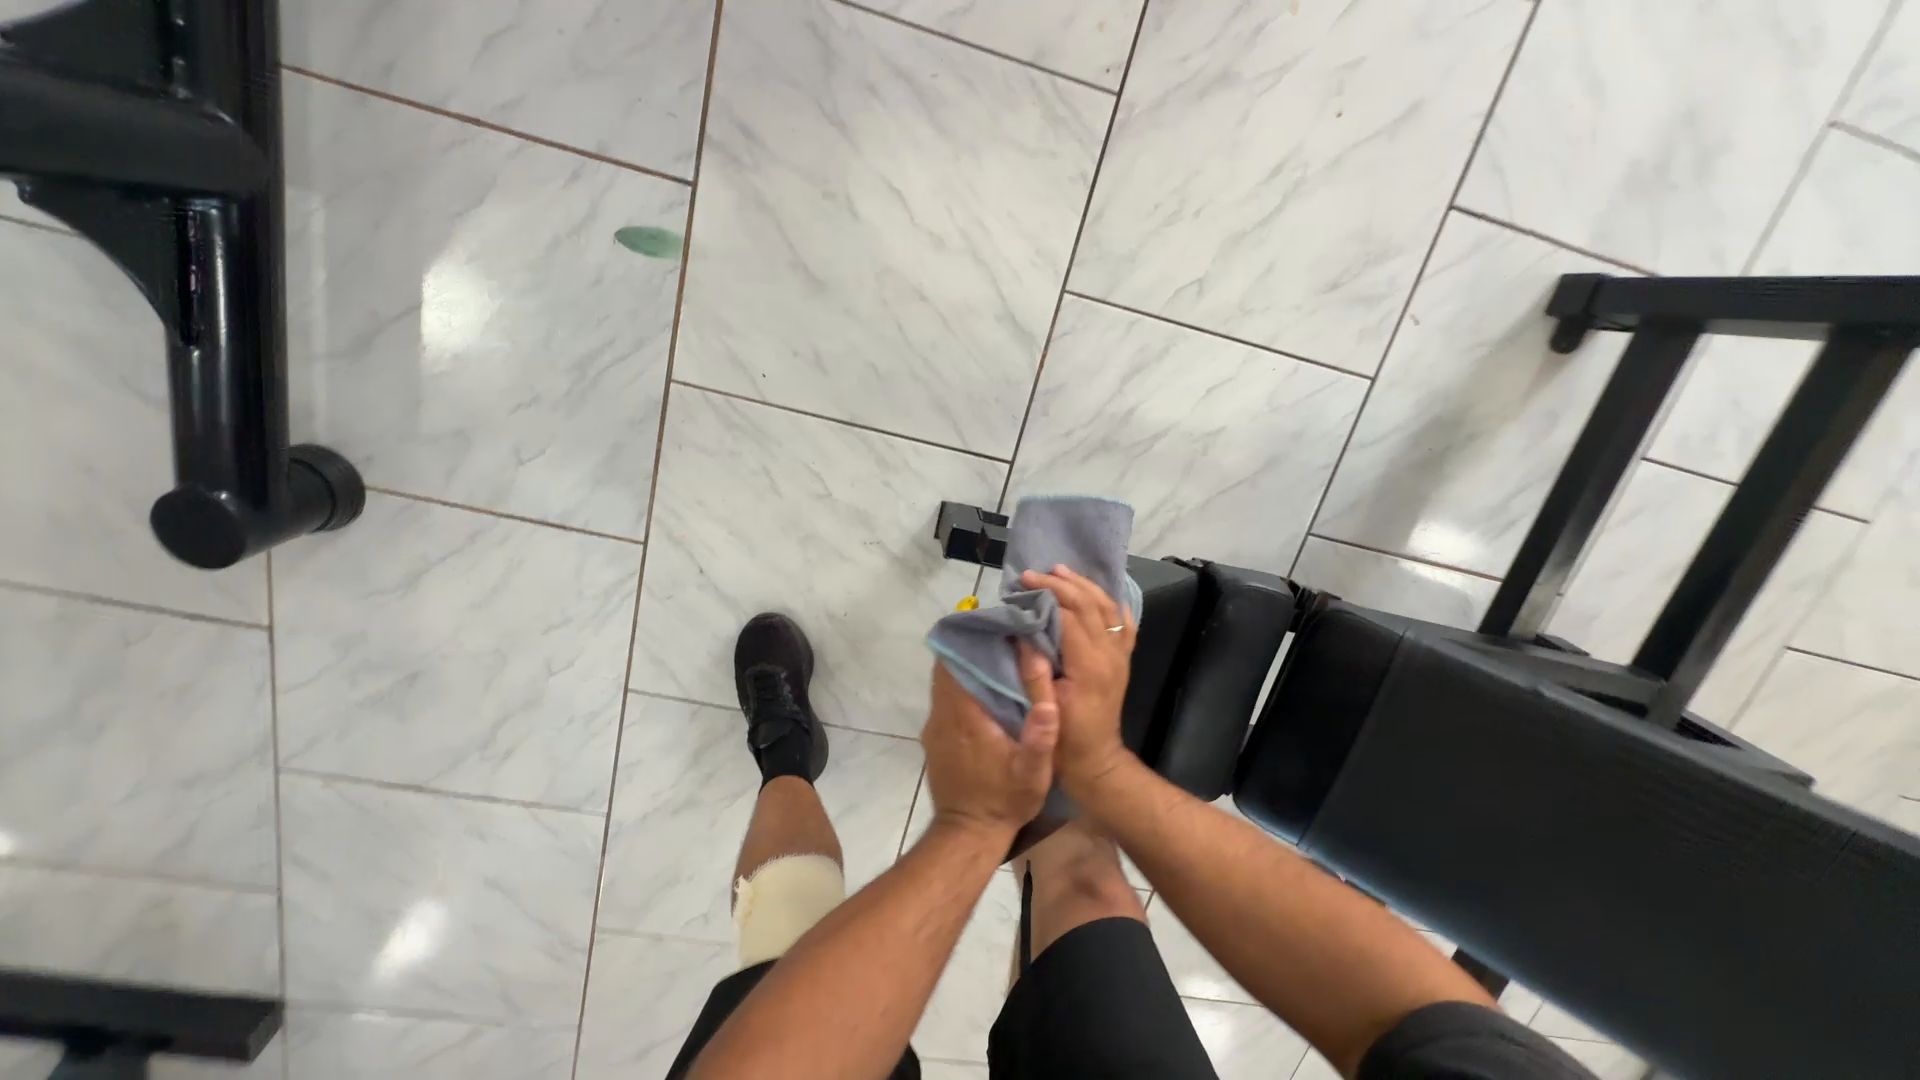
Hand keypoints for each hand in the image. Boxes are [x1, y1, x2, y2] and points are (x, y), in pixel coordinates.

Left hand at [921, 646, 1059, 841]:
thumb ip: (1041, 737)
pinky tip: (985, 690)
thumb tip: (1048, 701)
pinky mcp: (934, 740)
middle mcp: (942, 717)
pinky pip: (944, 702)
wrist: (968, 835)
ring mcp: (934, 729)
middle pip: (946, 668)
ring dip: (964, 668)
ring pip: (943, 684)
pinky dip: (960, 689)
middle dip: (968, 648)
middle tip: (998, 635)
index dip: (968, 639)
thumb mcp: (1033, 773)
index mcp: (963, 716)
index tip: (991, 622)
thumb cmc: (1004, 801)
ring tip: (996, 657)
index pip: (953, 663)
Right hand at [1019, 565, 1135, 797]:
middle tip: (1033, 574)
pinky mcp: (1123, 660)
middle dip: (1060, 584)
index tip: (1021, 588)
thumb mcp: (1042, 709)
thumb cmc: (1064, 740)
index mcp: (1089, 666)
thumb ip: (1034, 672)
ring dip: (1084, 586)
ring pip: (1108, 608)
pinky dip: (1112, 604)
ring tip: (1060, 571)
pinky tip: (1099, 594)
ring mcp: (1120, 656)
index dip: (1044, 598)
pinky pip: (1124, 624)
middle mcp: (1109, 655)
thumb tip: (1023, 635)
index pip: (1068, 617)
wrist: (1095, 761)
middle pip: (1088, 605)